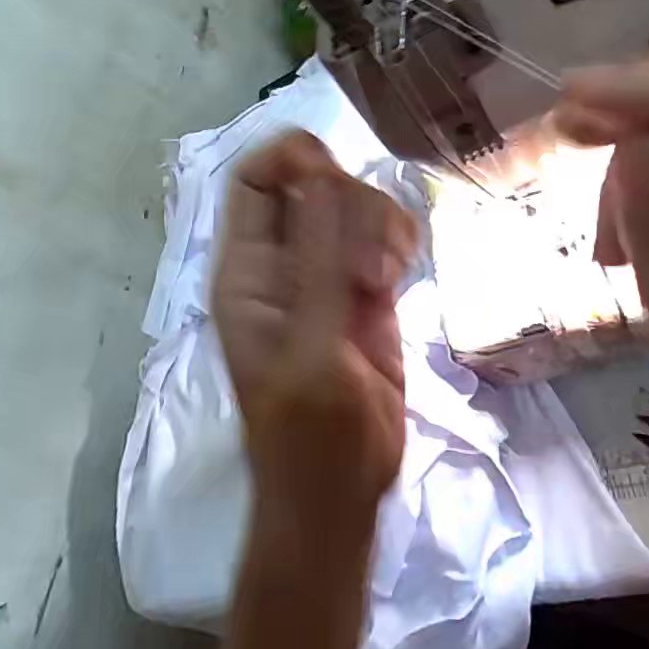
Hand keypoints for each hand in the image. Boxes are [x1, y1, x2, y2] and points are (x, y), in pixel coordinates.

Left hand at [212, 131, 417, 527]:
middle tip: (370, 261)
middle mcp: (285, 261)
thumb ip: (318, 258)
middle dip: (352, 203)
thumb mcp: (311, 343)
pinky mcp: (365, 292)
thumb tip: (319, 174)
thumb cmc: (309, 430)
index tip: (335, 170)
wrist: (341, 489)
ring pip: (356, 208)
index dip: (288, 159)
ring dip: (381, 225)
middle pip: (316, 185)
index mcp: (249, 268)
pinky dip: (398, 242)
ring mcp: (327, 274)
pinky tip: (400, 273)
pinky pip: (383, 239)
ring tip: (388, 276)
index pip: (253, 180)